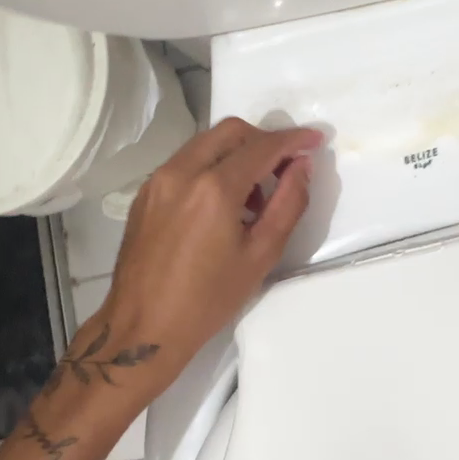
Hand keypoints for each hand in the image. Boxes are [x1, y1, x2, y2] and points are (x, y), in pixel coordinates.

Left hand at [94, 118, 321, 382]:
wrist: (143, 327)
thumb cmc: (208, 299)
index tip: (315, 139)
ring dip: (237, 155)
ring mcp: (158, 180)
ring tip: (254, 198)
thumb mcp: (262, 255)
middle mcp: (181, 172)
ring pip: (205, 144)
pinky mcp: (145, 193)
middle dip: (263, 140)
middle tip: (284, 168)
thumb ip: (288, 203)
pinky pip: (185, 163)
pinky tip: (222, 206)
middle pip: (230, 131)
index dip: (293, 139)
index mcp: (214, 188)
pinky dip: (211, 168)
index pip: (262, 146)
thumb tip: (301, 167)